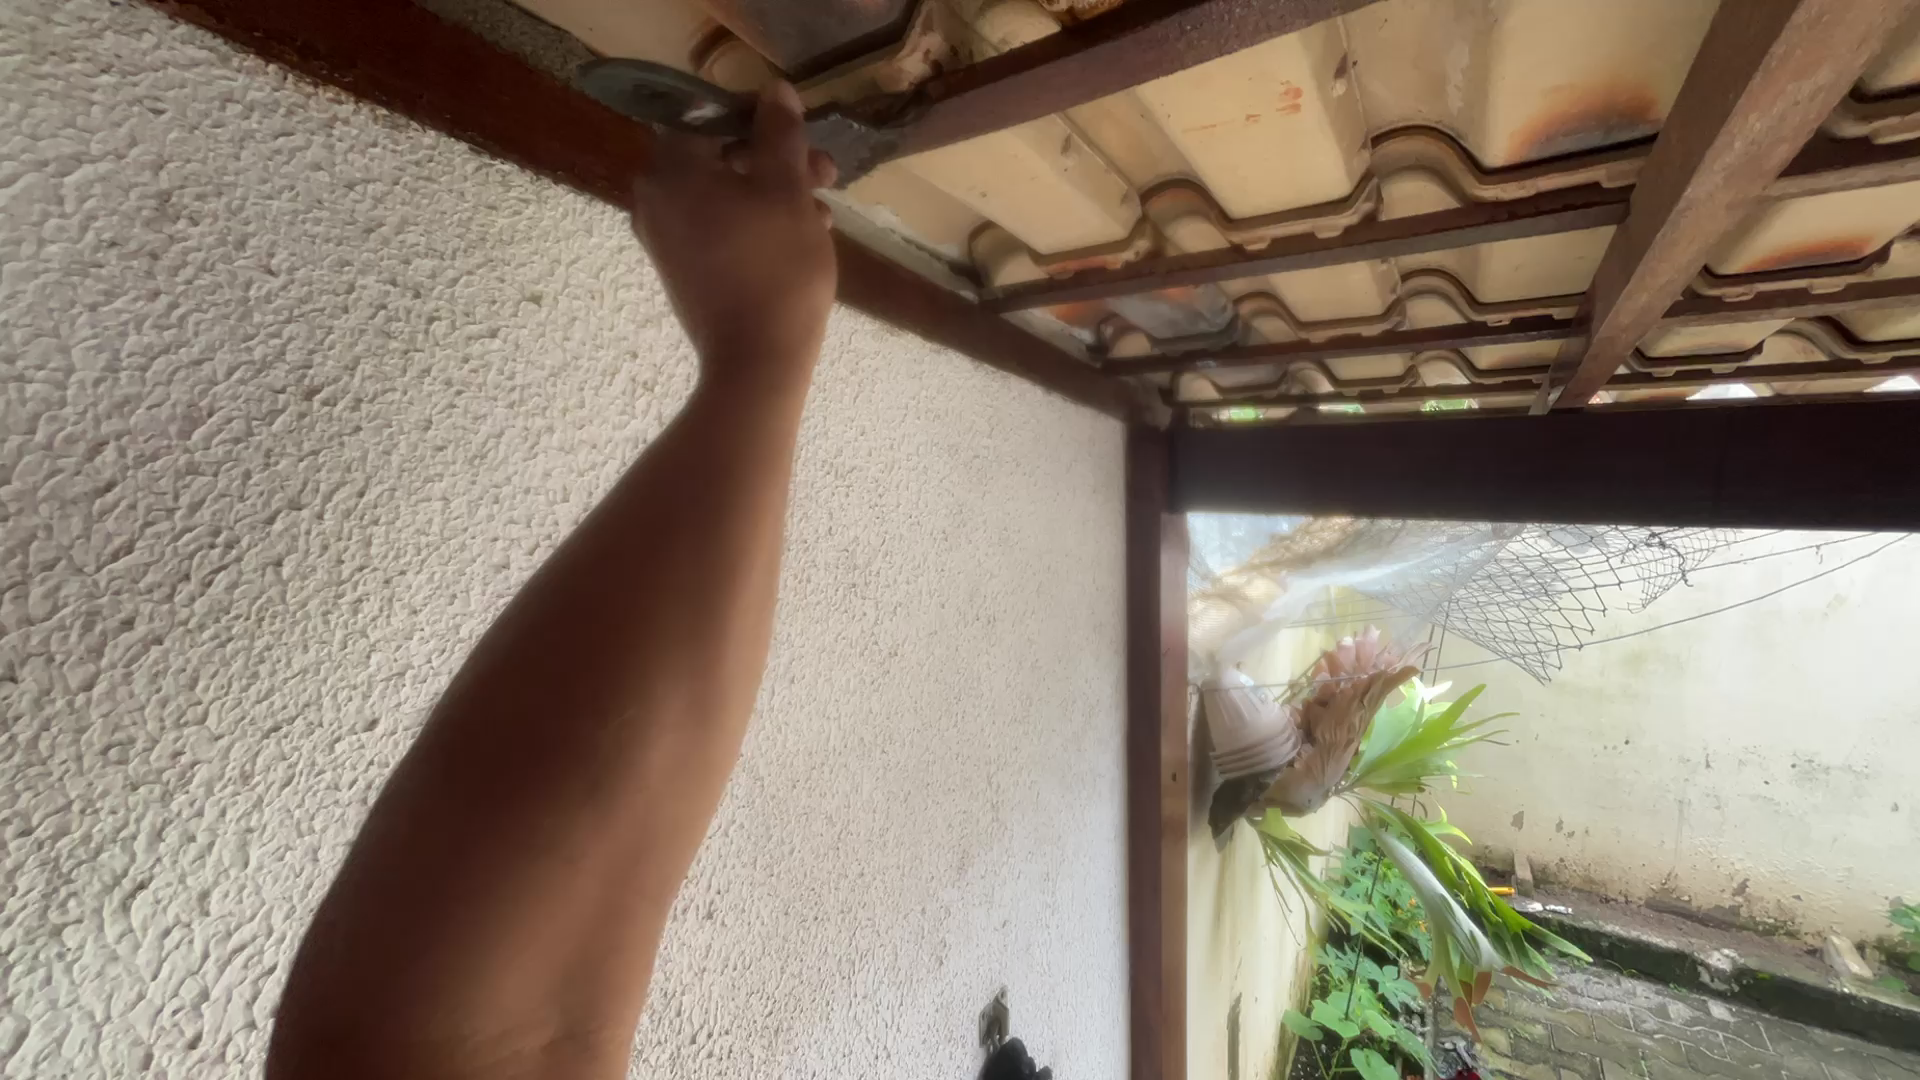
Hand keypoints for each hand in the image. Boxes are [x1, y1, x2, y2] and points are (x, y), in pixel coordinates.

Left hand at [631, 80, 838, 393]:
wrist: (756, 363)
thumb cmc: (777, 271)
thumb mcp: (788, 194)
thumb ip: (781, 135)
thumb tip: (774, 92)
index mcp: (673, 168)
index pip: (712, 114)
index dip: (762, 118)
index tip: (803, 138)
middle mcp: (656, 198)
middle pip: (719, 157)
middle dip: (776, 162)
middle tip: (826, 176)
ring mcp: (664, 240)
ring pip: (724, 197)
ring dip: (772, 196)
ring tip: (822, 216)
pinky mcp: (682, 273)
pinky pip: (717, 231)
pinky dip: (753, 226)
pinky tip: (797, 242)